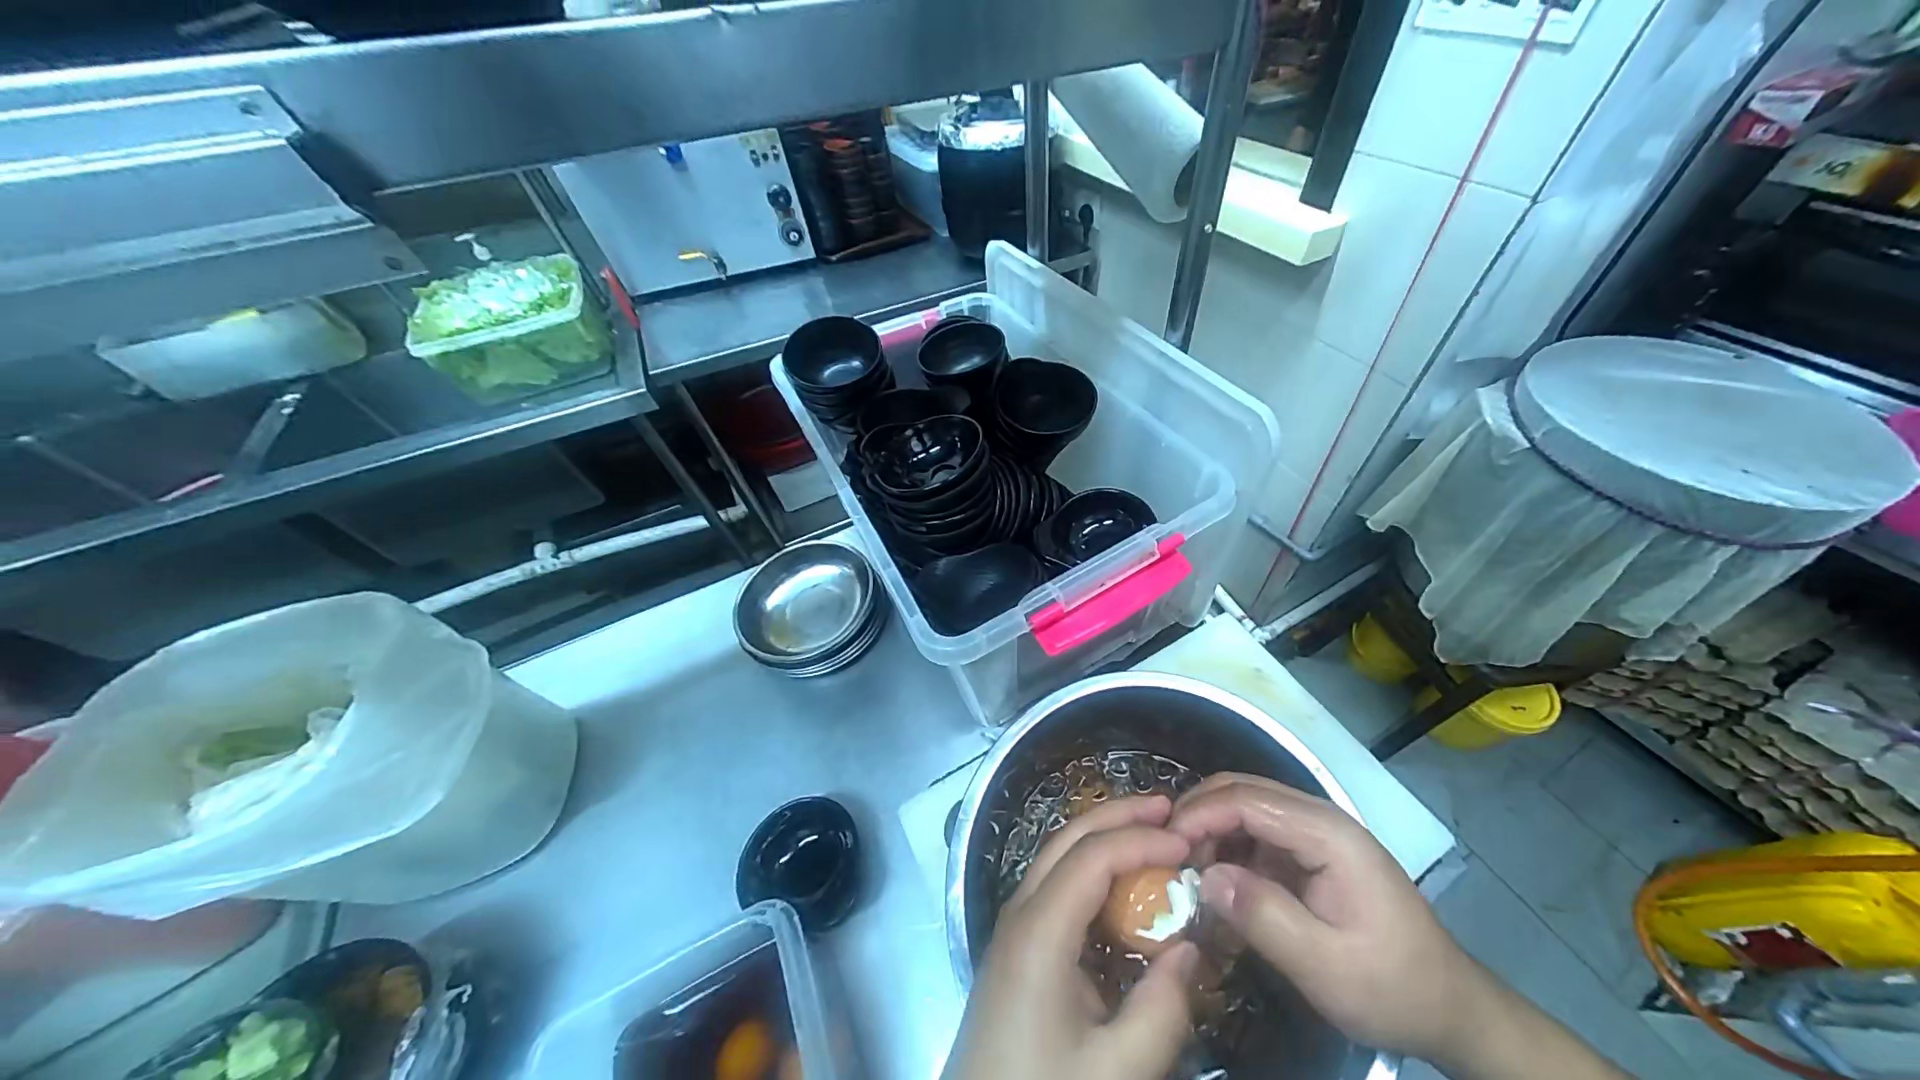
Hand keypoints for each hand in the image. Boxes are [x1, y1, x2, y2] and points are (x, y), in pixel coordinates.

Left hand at [943, 796, 1200, 1079]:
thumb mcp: (1115, 1070)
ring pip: (1056, 859)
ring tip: (1150, 832)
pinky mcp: (1017, 948)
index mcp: (1038, 931)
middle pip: (1066, 841)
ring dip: (1102, 837)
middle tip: (1168, 806)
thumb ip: (1162, 1009)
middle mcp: (1019, 913)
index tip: (1188, 843)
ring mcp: (1013, 928)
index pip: (1091, 857)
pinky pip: (1055, 889)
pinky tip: (1122, 885)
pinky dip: (1091, 871)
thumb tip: (1190, 949)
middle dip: (1116, 816)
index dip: (1140, 840)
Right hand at [1168, 773, 1483, 1064]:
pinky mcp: (1311, 851)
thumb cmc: (1392, 987)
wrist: (1451, 1009)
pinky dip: (1227, 845)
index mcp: (1328, 835)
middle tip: (1164, 850)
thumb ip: (1263, 917)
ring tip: (1185, 867)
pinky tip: (1215, 878)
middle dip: (1197, 813)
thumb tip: (1203, 878)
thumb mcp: (1325, 966)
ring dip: (1210, 828)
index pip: (1247, 800)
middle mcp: (1320, 819)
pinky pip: (1256, 831)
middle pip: (1242, 790)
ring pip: (1245, 805)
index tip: (1165, 847)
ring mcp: (1316, 833)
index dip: (1200, 815)